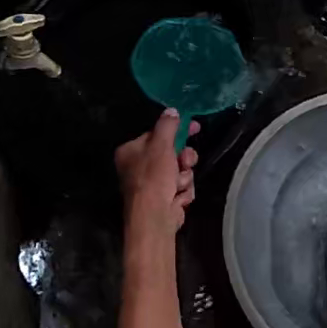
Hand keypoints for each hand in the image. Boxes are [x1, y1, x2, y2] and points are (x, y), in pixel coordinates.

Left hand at [114, 109, 199, 235]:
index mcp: (131, 151)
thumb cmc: (153, 177)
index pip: (157, 134)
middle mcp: (138, 167)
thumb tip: (172, 111)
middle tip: (186, 161)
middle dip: (183, 159)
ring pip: (179, 171)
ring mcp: (151, 185)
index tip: (195, 127)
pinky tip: (178, 198)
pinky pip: (180, 188)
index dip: (177, 130)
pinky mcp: (163, 199)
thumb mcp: (161, 145)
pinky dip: (183, 192)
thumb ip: (167, 125)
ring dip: (184, 177)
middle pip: (171, 153)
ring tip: (179, 184)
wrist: (154, 217)